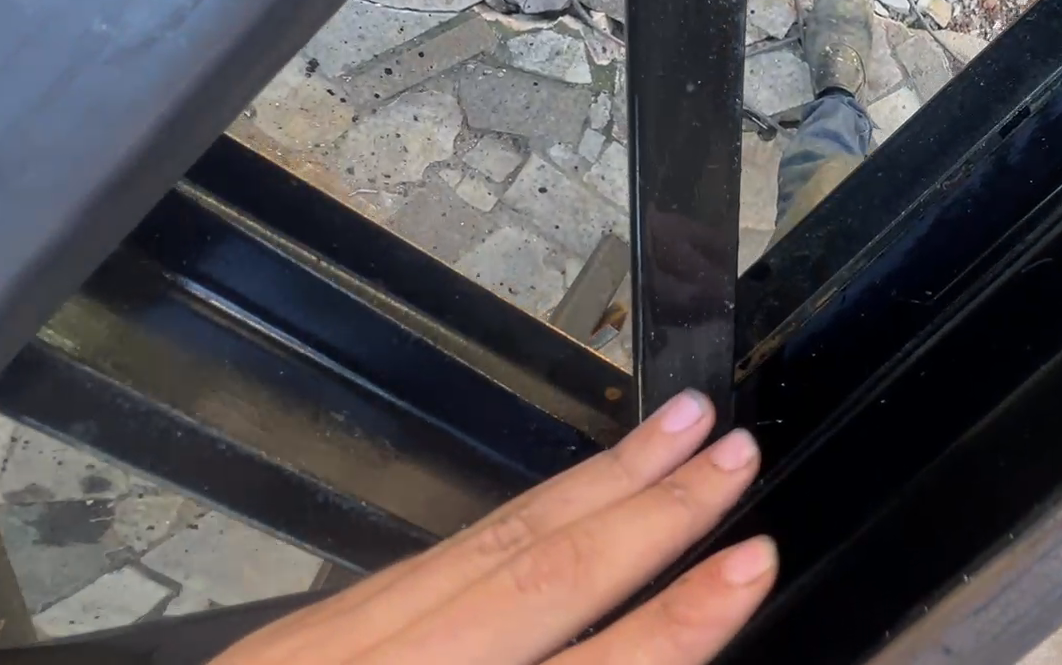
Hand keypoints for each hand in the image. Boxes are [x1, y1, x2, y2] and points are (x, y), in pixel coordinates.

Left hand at [215, 390, 773, 664]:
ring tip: (683, 421)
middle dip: (654, 512)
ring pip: (492, 541)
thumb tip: (641, 660)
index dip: (673, 628)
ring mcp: (322, 656)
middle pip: (532, 582)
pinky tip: (583, 482)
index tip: (755, 562)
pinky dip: (534, 505)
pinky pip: (444, 549)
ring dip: (604, 477)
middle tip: (738, 451)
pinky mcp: (306, 634)